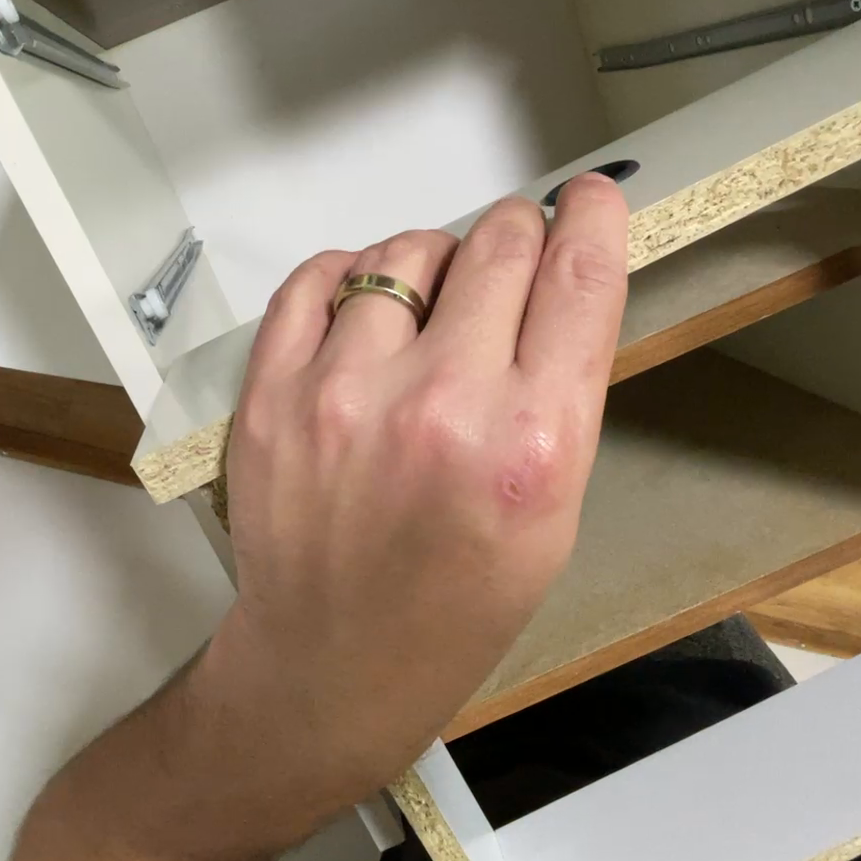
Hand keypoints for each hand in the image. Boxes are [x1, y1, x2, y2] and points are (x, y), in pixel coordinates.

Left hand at [0, 178, 627, 860]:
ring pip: (405, 249)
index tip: (585, 198)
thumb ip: (556, 390)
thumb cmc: (461, 601)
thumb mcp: (553, 510)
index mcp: (533, 448)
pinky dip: (351, 278)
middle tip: (504, 269)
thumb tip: (548, 279)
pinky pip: (318, 275)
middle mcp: (441, 406)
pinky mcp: (270, 395)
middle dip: (514, 240)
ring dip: (430, 267)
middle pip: (496, 242)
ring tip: (426, 316)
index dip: (591, 218)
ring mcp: (342, 394)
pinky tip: (364, 313)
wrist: (335, 662)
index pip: (579, 279)